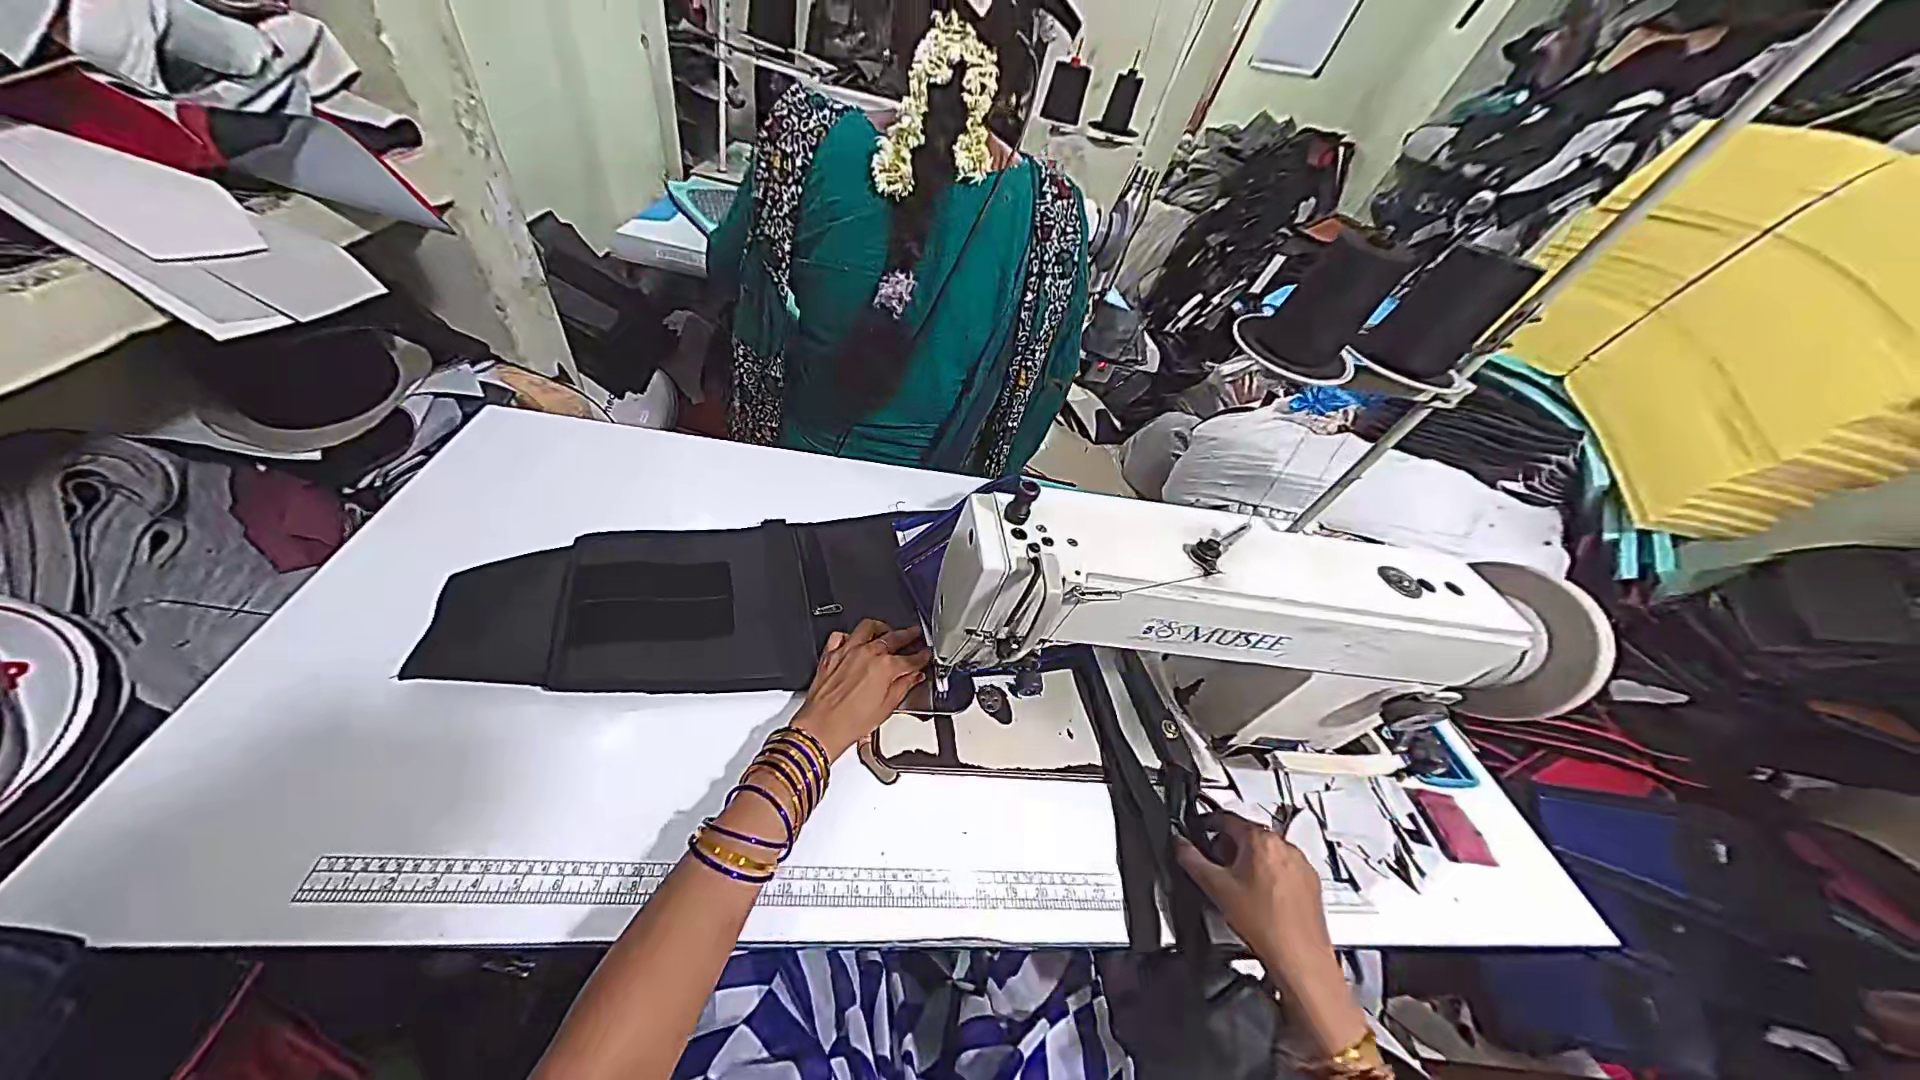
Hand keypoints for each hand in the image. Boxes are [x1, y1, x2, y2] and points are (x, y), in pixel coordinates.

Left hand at [791, 620, 929, 759]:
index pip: (911, 658)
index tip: (925, 654)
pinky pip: (841, 635)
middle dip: (909, 635)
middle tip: (915, 634)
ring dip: (881, 627)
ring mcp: (847, 651)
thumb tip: (912, 677)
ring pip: (868, 627)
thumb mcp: (886, 707)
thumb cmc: (850, 723)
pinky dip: (850, 636)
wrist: (821, 729)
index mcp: (885, 667)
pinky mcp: (831, 655)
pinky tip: (855, 640)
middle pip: (894, 637)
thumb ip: (903, 686)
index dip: (922, 655)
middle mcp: (867, 654)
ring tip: (888, 631)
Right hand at [1175, 813, 1331, 976]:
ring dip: (1249, 862)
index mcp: (1260, 840)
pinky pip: (1284, 868)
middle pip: (1247, 834)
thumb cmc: (1266, 926)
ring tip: (1239, 888)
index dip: (1207, 824)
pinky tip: (1260, 899)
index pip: (1226, 818)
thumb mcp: (1215, 887)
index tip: (1201, 831)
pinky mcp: (1311, 883)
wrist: (1300, 959)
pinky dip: (1269, 876)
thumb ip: (1190, 859)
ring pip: (1266, 852)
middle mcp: (1285, 847)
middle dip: (1228, 848)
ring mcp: (1301, 865)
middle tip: (1217, 867)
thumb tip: (1180, 845)